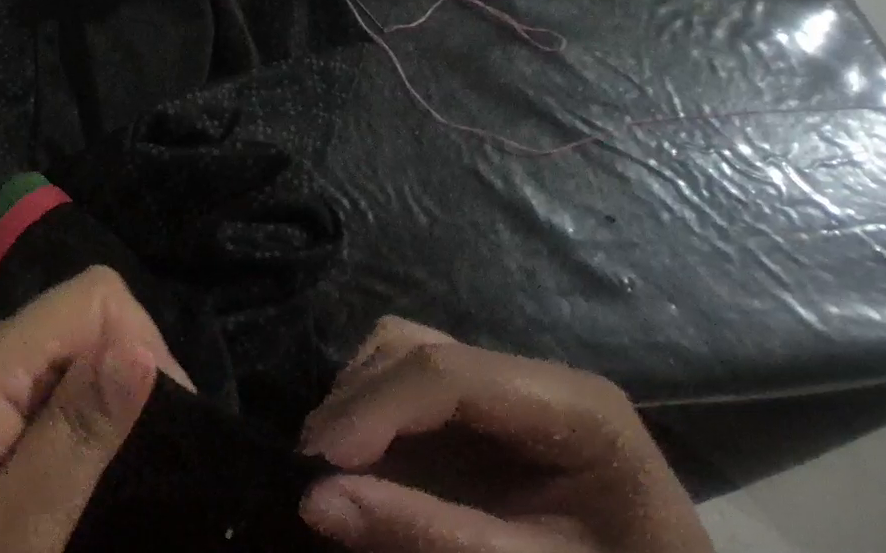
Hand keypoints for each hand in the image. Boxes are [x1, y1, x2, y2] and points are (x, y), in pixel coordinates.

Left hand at [0, 267, 192, 552]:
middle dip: (124, 374)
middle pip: (82, 317)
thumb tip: (142, 346)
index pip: (94, 296)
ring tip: (106, 474)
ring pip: (65, 348)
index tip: (163, 427)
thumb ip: (77, 432)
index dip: (142, 345)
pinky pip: (39, 378)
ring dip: (100, 399)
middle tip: (134, 466)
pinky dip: (70, 412)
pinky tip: (67, 469)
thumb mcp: (16, 525)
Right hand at [296, 317, 711, 552]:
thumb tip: (313, 500)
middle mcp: (534, 375)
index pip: (447, 374)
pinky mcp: (481, 405)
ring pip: (401, 351)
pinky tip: (359, 451)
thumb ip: (427, 535)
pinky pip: (404, 378)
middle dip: (355, 403)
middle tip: (312, 466)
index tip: (319, 458)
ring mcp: (505, 383)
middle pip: (416, 352)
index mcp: (573, 406)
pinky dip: (369, 406)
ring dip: (356, 398)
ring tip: (334, 461)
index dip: (374, 407)